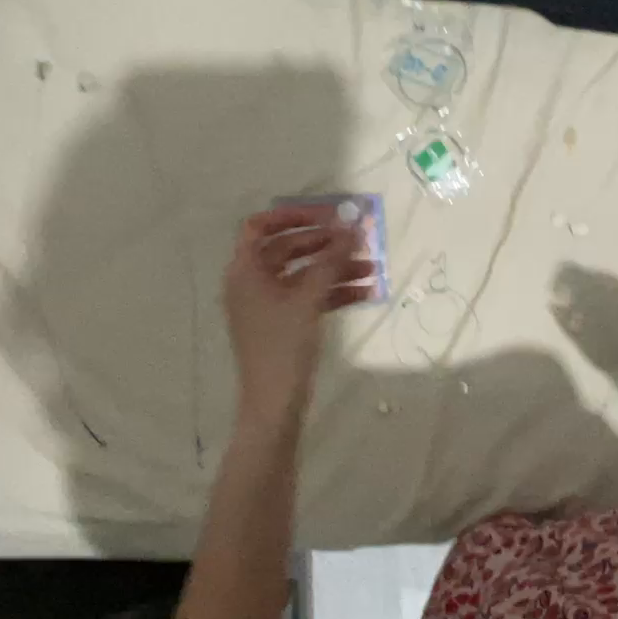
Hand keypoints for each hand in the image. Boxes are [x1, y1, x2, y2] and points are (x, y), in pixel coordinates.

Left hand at [224, 206, 374, 419]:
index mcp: (245, 271)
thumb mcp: (308, 299)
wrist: (274, 403)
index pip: (261, 226)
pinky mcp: (284, 324)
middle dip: (324, 243)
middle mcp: (252, 282)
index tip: (326, 215)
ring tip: (372, 267)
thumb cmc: (283, 345)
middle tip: (357, 239)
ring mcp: (268, 304)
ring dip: (336, 268)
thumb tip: (352, 225)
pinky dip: (334, 291)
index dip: (293, 215)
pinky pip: (309, 297)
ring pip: (304, 274)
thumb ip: (330, 260)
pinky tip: (365, 292)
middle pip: (288, 249)